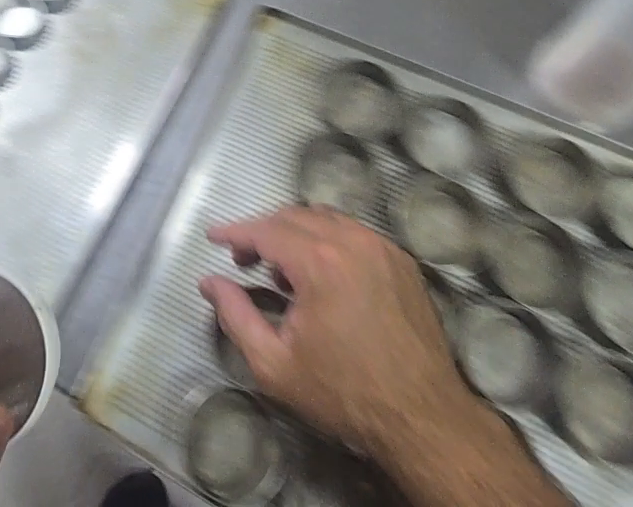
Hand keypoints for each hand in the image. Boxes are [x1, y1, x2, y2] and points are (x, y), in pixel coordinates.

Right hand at [199, 209, 566, 506]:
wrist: (422, 416)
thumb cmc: (343, 393)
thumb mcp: (274, 364)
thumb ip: (235, 316)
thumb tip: (209, 282)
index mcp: (320, 262)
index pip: (266, 229)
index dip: (235, 231)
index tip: (213, 237)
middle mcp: (353, 241)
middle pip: (295, 216)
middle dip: (262, 231)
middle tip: (242, 259)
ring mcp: (382, 247)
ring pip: (326, 218)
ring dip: (295, 232)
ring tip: (281, 269)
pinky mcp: (402, 261)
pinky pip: (355, 233)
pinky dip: (328, 239)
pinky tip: (321, 274)